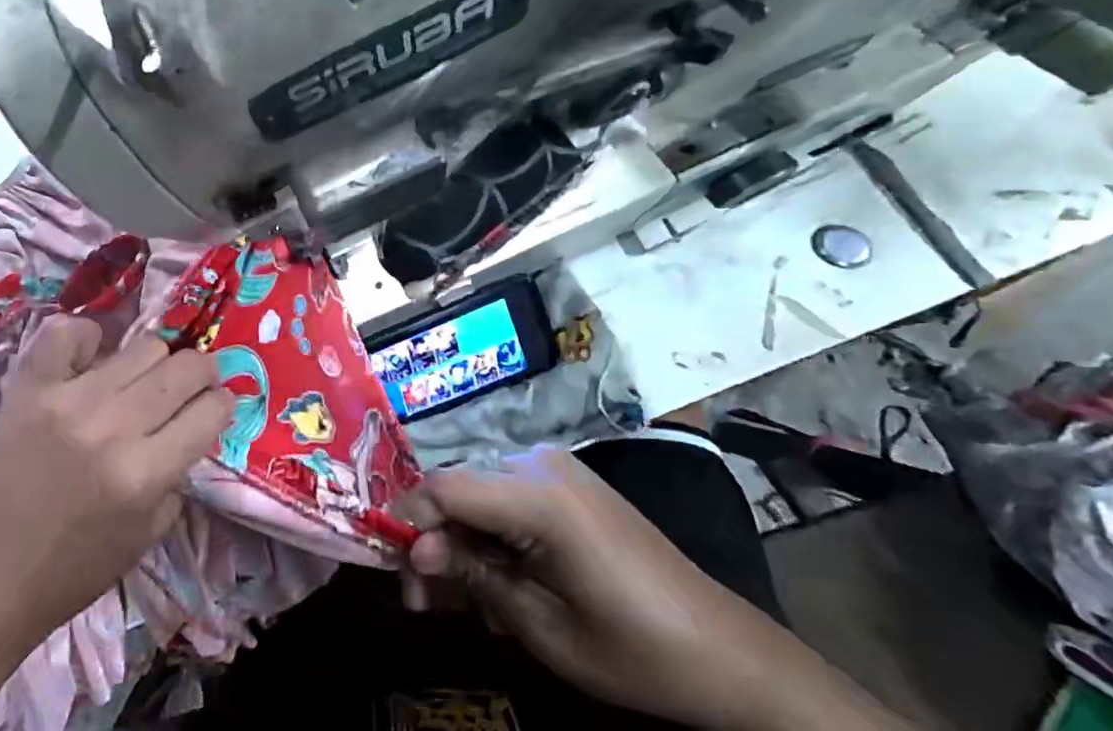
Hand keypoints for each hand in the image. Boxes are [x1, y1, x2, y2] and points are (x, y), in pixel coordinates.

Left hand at [0, 317, 230, 728]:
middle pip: (186, 368)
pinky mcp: (27, 391)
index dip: (223, 404)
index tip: (216, 407)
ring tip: (142, 381)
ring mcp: (67, 402)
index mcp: (145, 473)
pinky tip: (91, 359)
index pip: (212, 409)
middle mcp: (112, 428)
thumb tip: (196, 424)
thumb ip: (180, 473)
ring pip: (143, 347)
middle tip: (192, 387)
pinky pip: (66, 333)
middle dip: (203, 374)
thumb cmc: (74, 569)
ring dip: (156, 362)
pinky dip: (86, 338)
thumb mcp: (149, 534)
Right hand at [399, 446, 908, 730]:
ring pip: (481, 495)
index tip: (391, 566)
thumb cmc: (631, 647)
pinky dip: (491, 537)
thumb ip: (472, 574)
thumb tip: (415, 549)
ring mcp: (559, 470)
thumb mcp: (538, 624)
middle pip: (460, 489)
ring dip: (461, 543)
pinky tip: (495, 585)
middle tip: (421, 601)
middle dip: (434, 540)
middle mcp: (542, 464)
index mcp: (539, 494)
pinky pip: (509, 500)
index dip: (409, 519)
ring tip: (456, 603)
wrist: (721, 649)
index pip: (446, 485)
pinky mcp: (570, 485)